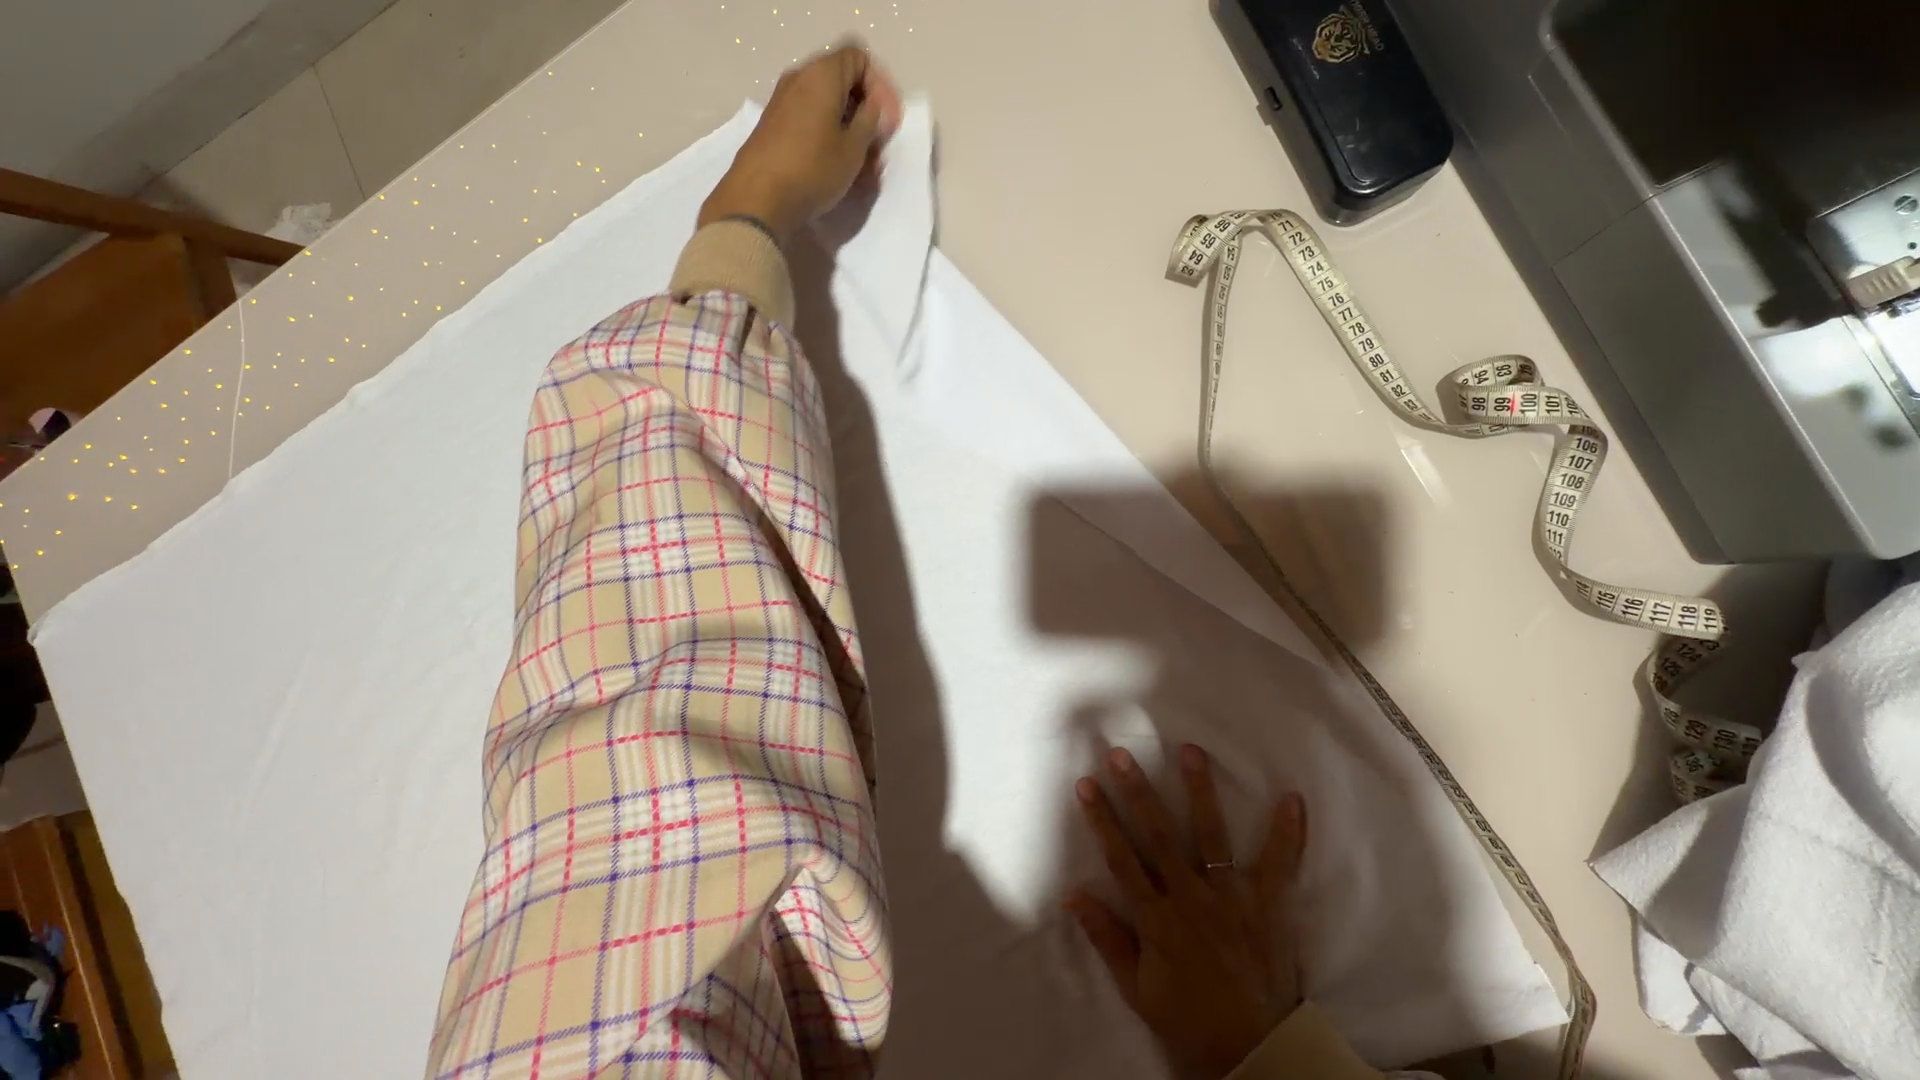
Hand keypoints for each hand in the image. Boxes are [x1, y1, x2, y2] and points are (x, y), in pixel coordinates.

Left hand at [699, 40, 902, 244]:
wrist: (758, 199)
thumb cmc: (813, 169)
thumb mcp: (853, 148)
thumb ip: (871, 120)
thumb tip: (874, 107)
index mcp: (821, 74)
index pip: (859, 58)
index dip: (881, 87)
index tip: (889, 121)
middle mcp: (799, 80)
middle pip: (843, 85)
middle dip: (867, 116)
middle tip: (879, 149)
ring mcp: (784, 105)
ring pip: (829, 111)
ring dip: (852, 136)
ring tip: (866, 173)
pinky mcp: (776, 130)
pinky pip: (812, 126)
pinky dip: (831, 143)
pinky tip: (842, 175)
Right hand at [1069, 745, 1308, 1079]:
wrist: (1254, 1050)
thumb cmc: (1188, 1020)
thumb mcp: (1137, 987)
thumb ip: (1106, 938)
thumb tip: (1073, 894)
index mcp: (1156, 919)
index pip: (1121, 858)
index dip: (1101, 819)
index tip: (1087, 784)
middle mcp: (1190, 899)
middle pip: (1158, 836)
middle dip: (1137, 792)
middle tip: (1122, 754)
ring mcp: (1231, 899)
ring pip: (1211, 835)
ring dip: (1199, 791)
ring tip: (1190, 751)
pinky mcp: (1268, 906)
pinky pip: (1280, 865)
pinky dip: (1287, 832)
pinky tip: (1291, 797)